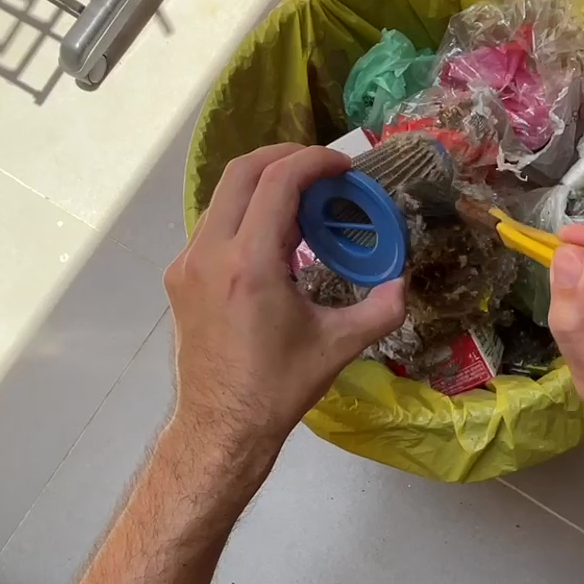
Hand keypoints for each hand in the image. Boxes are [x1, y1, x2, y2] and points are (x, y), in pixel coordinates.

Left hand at [164, 144, 404, 476]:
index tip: (343, 165)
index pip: (277, 181)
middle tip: (322, 169)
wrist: (222, 426)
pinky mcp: (180, 277)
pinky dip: (246, 213)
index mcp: (250, 264)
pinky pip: (213, 224)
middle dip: (285, 156)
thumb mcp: (339, 346)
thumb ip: (382, 308)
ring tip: (304, 202)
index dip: (314, 160)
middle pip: (241, 171)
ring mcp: (187, 263)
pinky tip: (274, 238)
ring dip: (264, 185)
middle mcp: (210, 253)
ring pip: (223, 196)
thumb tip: (403, 281)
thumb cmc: (279, 387)